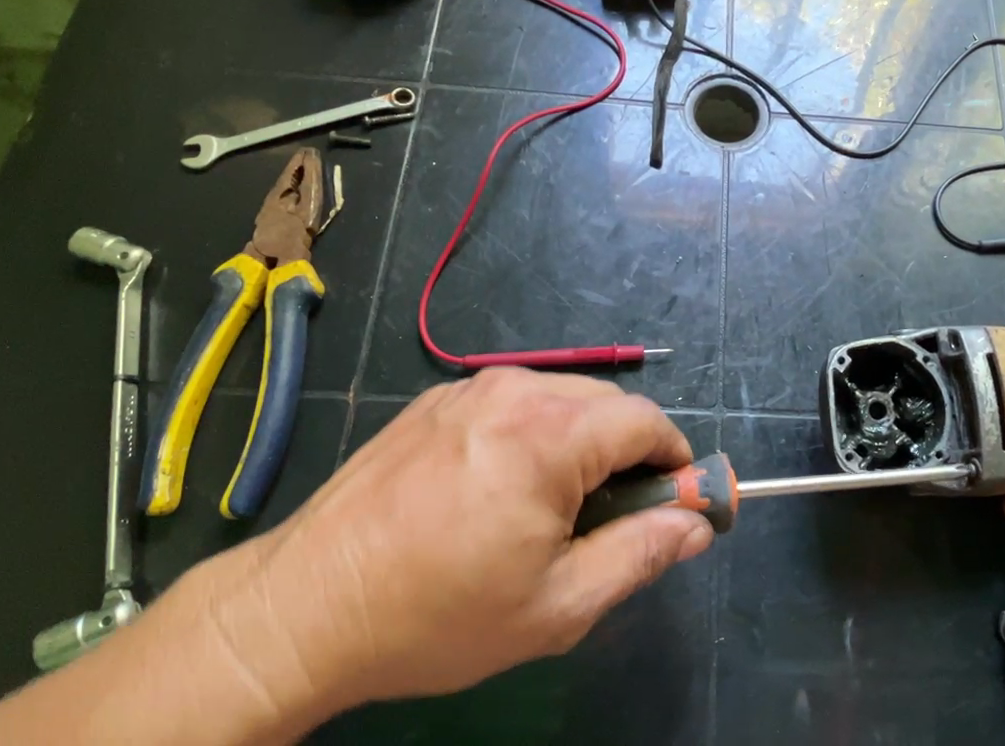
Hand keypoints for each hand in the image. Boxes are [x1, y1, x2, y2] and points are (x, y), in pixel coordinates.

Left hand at [207, 368, 713, 712]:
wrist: (307, 607)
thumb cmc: (439, 615)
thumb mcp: (556, 605)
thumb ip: (640, 554)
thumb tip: (697, 524)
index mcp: (549, 435)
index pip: (646, 422)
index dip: (674, 461)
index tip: (674, 504)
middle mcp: (513, 391)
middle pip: (606, 404)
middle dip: (628, 453)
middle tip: (611, 520)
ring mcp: (468, 388)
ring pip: (560, 399)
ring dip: (580, 443)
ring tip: (551, 511)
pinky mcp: (434, 401)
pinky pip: (512, 403)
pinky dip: (533, 434)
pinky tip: (498, 491)